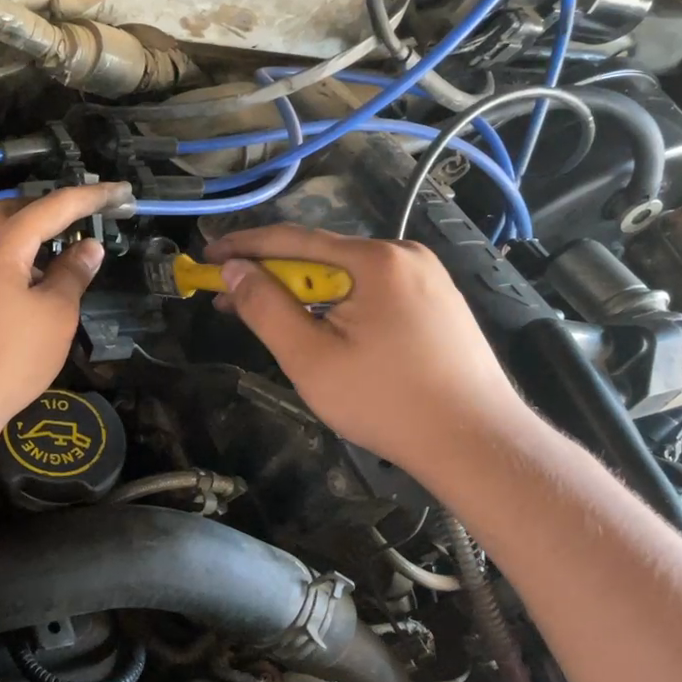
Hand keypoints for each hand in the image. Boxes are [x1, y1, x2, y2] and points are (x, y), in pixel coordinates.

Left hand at [0, 183, 115, 464]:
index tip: (120, 192)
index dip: (90, 196)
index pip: (52, 206)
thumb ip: (72, 274)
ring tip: (61, 255)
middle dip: (51, 209)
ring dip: (29, 236)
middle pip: (13, 211)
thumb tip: (87, 248)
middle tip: (85, 219)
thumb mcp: (55, 316)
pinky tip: (30, 284)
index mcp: (0, 245)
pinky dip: (12, 259)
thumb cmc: (10, 359)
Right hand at [204, 225, 534, 473]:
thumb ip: (266, 308)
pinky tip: (319, 329)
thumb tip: (233, 269)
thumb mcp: (309, 357)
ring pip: (345, 276)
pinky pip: (370, 292)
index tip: (205, 257)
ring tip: (267, 318)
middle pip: (320, 256)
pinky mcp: (436, 303)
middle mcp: (404, 255)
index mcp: (375, 259)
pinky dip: (335, 304)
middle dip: (270, 275)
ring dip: (301, 292)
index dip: (242, 247)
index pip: (292, 239)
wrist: (475, 441)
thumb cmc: (385, 400)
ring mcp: (427, 278)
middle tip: (227, 298)